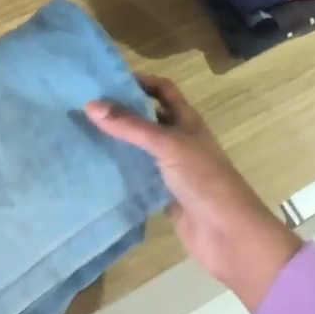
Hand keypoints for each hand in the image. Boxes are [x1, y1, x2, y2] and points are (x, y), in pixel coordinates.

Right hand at [86, 76, 301, 311]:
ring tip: (86, 133)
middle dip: (123, 111)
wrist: (229, 235)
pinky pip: (140, 177)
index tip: (109, 78)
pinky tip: (99, 169)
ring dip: (120, 142)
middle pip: (149, 118)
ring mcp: (173, 169)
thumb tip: (90, 103)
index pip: (163, 89)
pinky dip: (123, 172)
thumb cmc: (204, 179)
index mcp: (187, 120)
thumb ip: (130, 125)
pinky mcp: (165, 195)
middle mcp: (180, 140)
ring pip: (142, 148)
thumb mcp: (167, 144)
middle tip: (88, 106)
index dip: (141, 80)